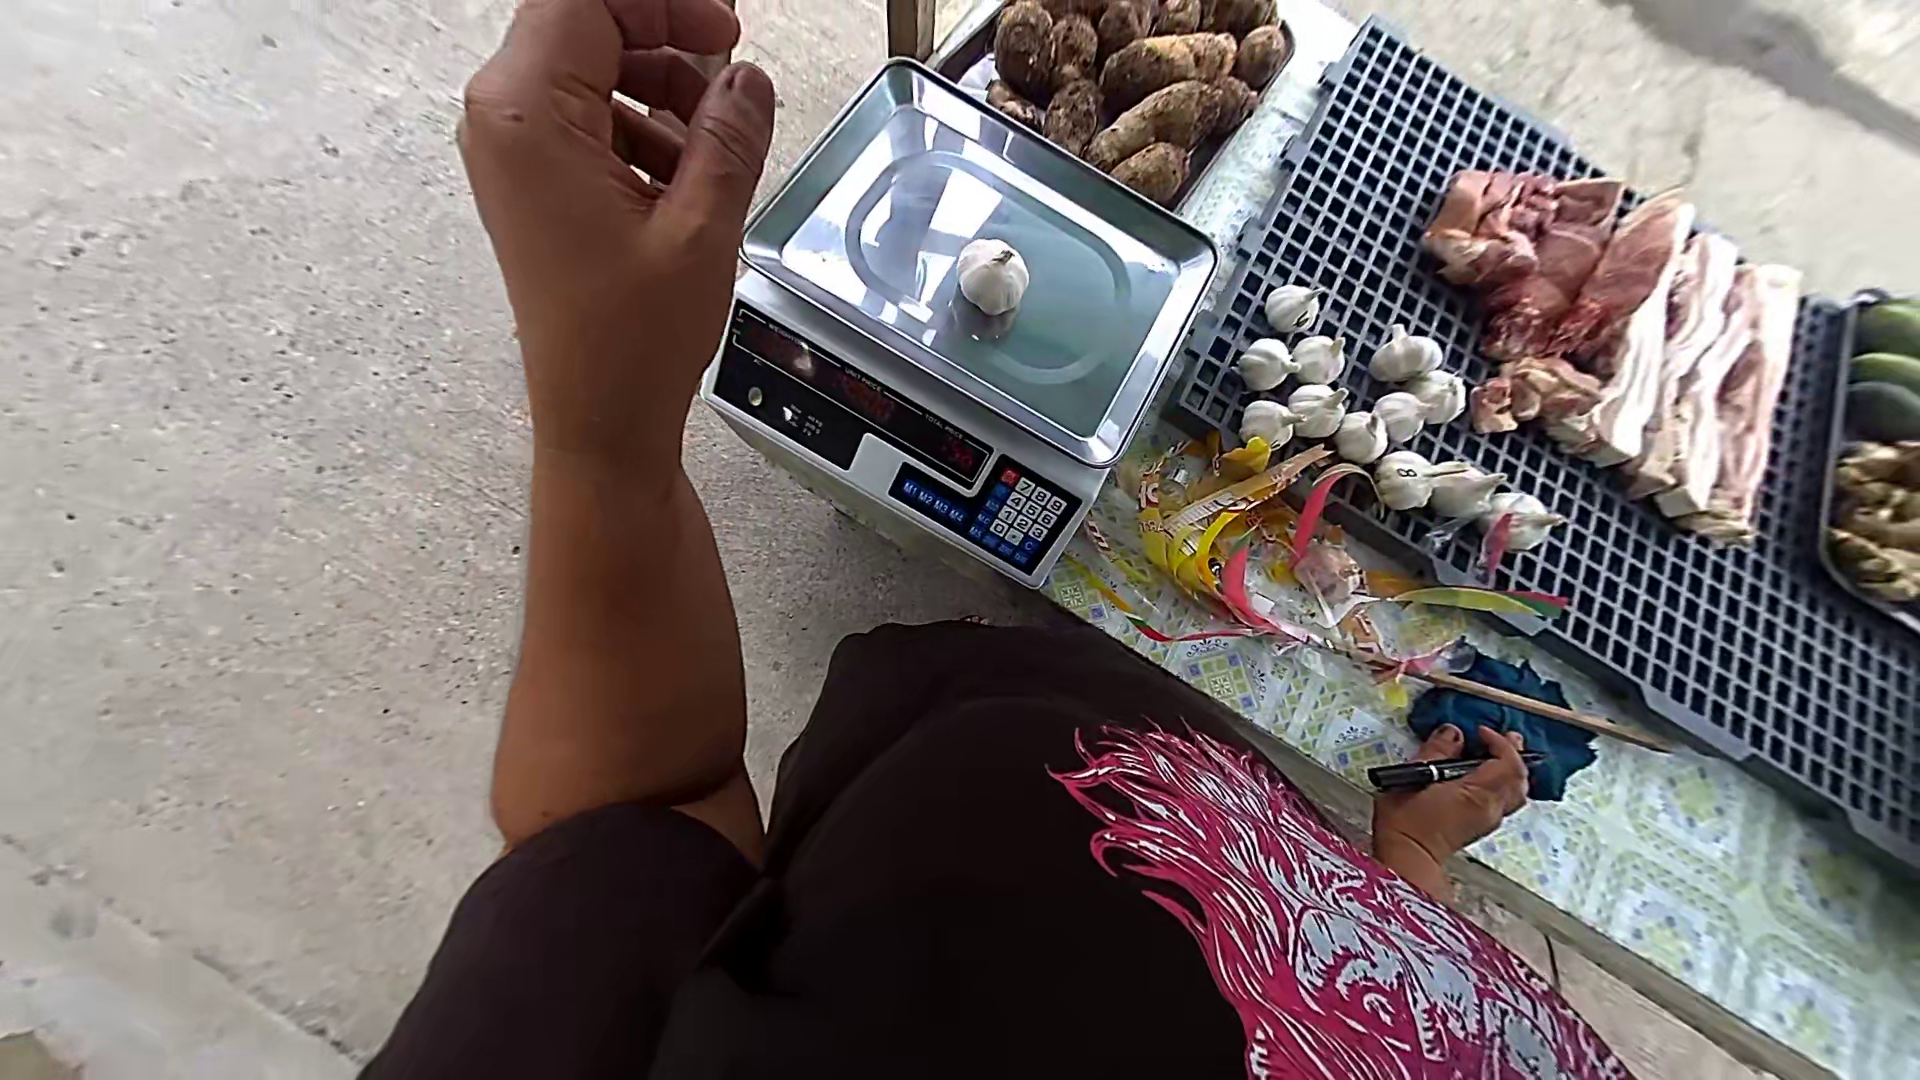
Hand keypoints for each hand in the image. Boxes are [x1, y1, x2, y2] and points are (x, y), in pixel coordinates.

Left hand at [459, 0, 775, 470]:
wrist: (602, 416)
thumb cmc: (635, 339)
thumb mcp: (701, 232)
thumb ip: (729, 143)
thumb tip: (750, 84)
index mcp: (528, 114)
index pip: (587, 1)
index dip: (665, 4)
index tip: (729, 30)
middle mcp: (505, 127)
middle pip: (584, 36)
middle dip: (666, 53)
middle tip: (732, 92)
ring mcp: (518, 166)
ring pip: (592, 89)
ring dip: (660, 107)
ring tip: (717, 159)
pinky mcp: (540, 200)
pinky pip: (590, 140)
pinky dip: (643, 147)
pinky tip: (687, 191)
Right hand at [1371, 724, 1528, 900]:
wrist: (1408, 853)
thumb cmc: (1405, 816)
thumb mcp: (1414, 777)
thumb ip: (1436, 752)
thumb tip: (1453, 733)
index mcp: (1477, 794)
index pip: (1507, 765)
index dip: (1499, 744)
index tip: (1479, 730)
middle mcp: (1491, 807)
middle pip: (1519, 779)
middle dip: (1514, 754)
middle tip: (1505, 735)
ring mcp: (1489, 818)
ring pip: (1515, 791)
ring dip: (1510, 769)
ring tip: (1498, 752)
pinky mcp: (1481, 823)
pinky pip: (1504, 799)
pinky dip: (1502, 781)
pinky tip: (1486, 774)